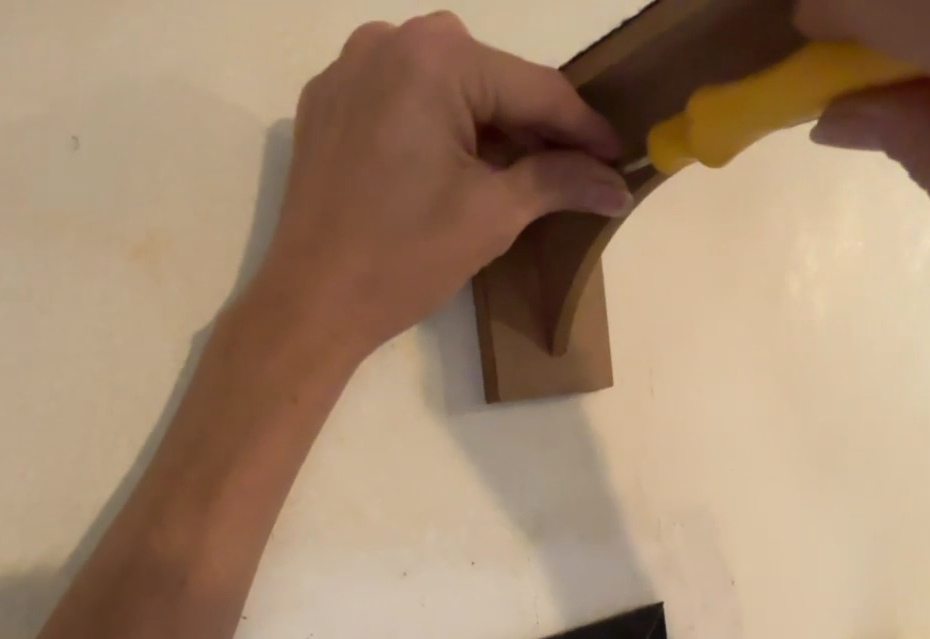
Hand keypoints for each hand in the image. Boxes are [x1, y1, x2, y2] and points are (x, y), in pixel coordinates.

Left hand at [255, 13, 630, 359]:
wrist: (310, 305)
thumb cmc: (402, 260)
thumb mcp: (490, 216)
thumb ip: (557, 182)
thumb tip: (616, 182)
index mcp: (433, 59)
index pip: (532, 88)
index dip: (582, 127)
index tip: (618, 155)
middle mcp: (385, 43)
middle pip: (484, 79)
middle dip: (528, 126)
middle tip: (566, 170)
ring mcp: (346, 73)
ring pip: (439, 88)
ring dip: (479, 126)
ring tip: (509, 174)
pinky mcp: (324, 107)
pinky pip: (396, 103)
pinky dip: (429, 129)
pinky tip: (445, 170)